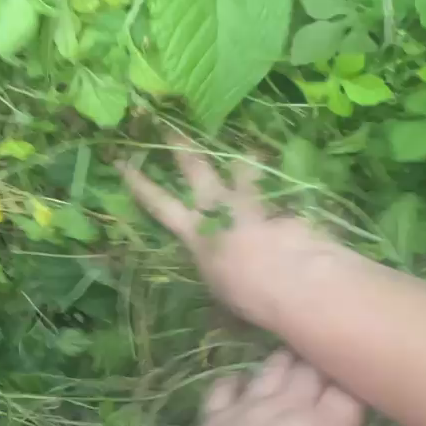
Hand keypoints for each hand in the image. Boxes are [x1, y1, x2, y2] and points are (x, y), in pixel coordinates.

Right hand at [121, 138, 349, 329]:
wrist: (301, 284)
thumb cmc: (250, 296)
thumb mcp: (220, 291)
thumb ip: (215, 275)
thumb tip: (217, 286)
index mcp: (196, 235)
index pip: (159, 204)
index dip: (139, 183)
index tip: (123, 163)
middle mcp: (221, 212)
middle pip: (198, 173)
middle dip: (183, 150)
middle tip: (173, 130)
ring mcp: (255, 206)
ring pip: (245, 175)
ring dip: (244, 164)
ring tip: (248, 152)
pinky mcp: (290, 209)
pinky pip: (284, 199)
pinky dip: (285, 203)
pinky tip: (296, 210)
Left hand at [170, 350, 425, 425]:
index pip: (352, 388)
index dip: (363, 374)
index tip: (375, 363)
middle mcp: (288, 406)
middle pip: (309, 370)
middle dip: (324, 356)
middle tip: (334, 344)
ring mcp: (246, 407)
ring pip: (269, 370)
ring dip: (282, 359)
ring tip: (293, 348)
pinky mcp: (212, 415)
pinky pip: (223, 388)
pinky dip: (232, 379)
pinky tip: (236, 378)